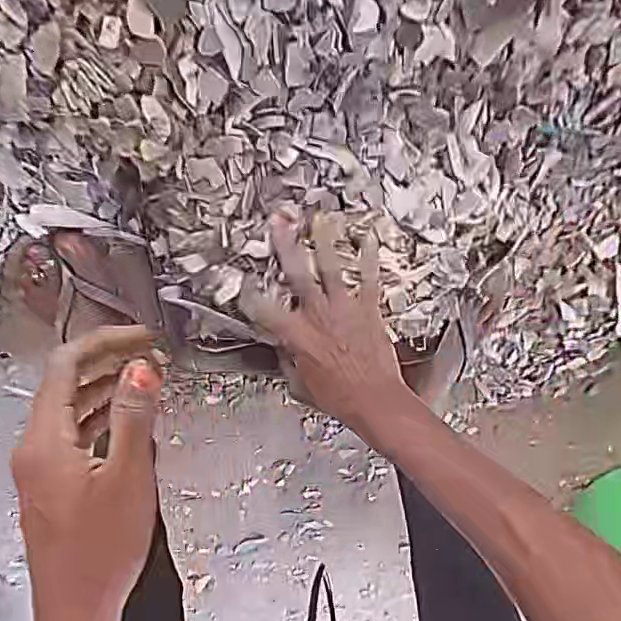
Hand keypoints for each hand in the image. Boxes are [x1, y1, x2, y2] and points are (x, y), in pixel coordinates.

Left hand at [12, 325, 164, 620]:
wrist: (77, 612)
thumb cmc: (99, 556)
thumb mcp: (128, 477)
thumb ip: (134, 416)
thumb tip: (139, 369)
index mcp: (44, 441)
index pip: (66, 365)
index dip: (105, 342)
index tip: (139, 338)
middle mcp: (34, 450)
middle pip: (65, 384)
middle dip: (107, 362)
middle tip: (146, 355)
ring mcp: (39, 469)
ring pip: (69, 409)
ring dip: (104, 390)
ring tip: (143, 381)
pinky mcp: (51, 486)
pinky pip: (73, 435)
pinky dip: (99, 419)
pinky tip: (125, 423)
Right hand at [240, 209, 419, 435]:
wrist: (375, 400)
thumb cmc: (340, 397)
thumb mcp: (302, 386)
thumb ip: (289, 364)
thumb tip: (284, 354)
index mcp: (297, 336)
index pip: (265, 311)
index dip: (251, 297)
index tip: (244, 287)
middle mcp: (318, 316)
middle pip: (297, 274)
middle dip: (285, 247)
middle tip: (278, 225)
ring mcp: (345, 309)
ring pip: (331, 268)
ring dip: (324, 242)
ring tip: (319, 221)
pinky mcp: (368, 310)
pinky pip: (369, 278)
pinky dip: (368, 257)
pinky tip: (367, 239)